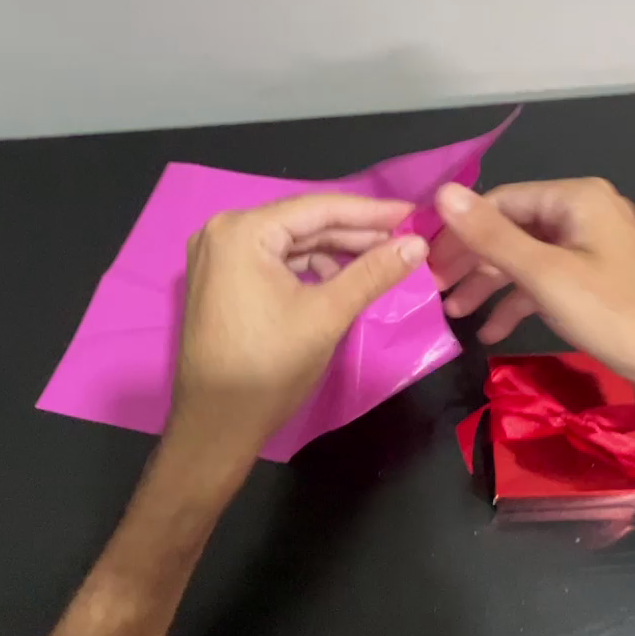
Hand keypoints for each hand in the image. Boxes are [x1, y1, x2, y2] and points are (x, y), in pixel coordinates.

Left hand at [170, 194, 428, 465]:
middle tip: (407, 238)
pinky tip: (343, 279)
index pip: (319, 208)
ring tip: (383, 259)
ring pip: (292, 243)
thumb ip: (374, 272)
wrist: (216, 427)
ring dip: (336, 252)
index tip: (414, 213)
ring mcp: (218, 256)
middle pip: (304, 223)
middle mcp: (223, 231)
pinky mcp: (222, 280)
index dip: (372, 212)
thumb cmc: (269, 367)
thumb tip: (418, 243)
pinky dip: (311, 268)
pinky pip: (276, 261)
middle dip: (356, 233)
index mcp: (242, 231)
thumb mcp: (328, 314)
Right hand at [431, 178, 634, 423]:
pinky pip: (550, 283)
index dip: (459, 230)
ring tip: (455, 314)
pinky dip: (521, 303)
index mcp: (577, 199)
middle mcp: (586, 215)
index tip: (424, 262)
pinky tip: (493, 331)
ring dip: (492, 285)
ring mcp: (595, 250)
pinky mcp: (601, 283)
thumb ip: (492, 236)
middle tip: (435, 292)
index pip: (500, 202)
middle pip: (513, 230)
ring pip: (529, 260)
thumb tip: (442, 194)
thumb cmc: (621, 316)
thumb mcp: (547, 276)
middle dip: (473, 262)